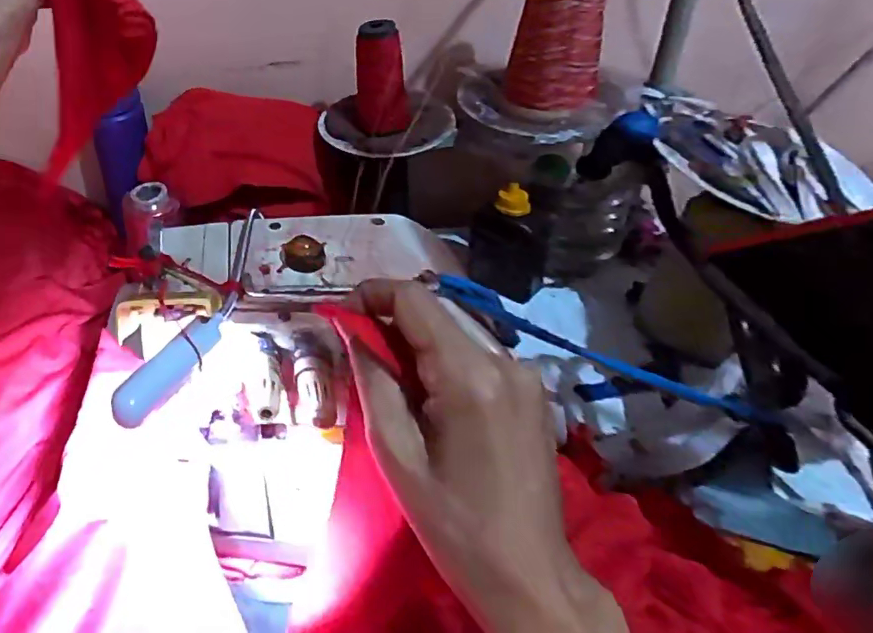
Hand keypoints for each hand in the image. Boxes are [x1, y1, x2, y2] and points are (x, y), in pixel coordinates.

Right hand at [346, 279, 625, 632]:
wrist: (530, 577)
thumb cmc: (452, 520)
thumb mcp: (394, 449)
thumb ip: (371, 376)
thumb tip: (349, 327)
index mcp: (470, 376)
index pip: (413, 298)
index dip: (369, 295)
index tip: (342, 319)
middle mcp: (505, 363)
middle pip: (433, 309)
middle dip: (388, 318)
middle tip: (358, 351)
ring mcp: (525, 376)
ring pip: (452, 326)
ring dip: (413, 336)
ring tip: (389, 376)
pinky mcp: (531, 392)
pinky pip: (473, 349)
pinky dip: (439, 354)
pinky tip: (426, 391)